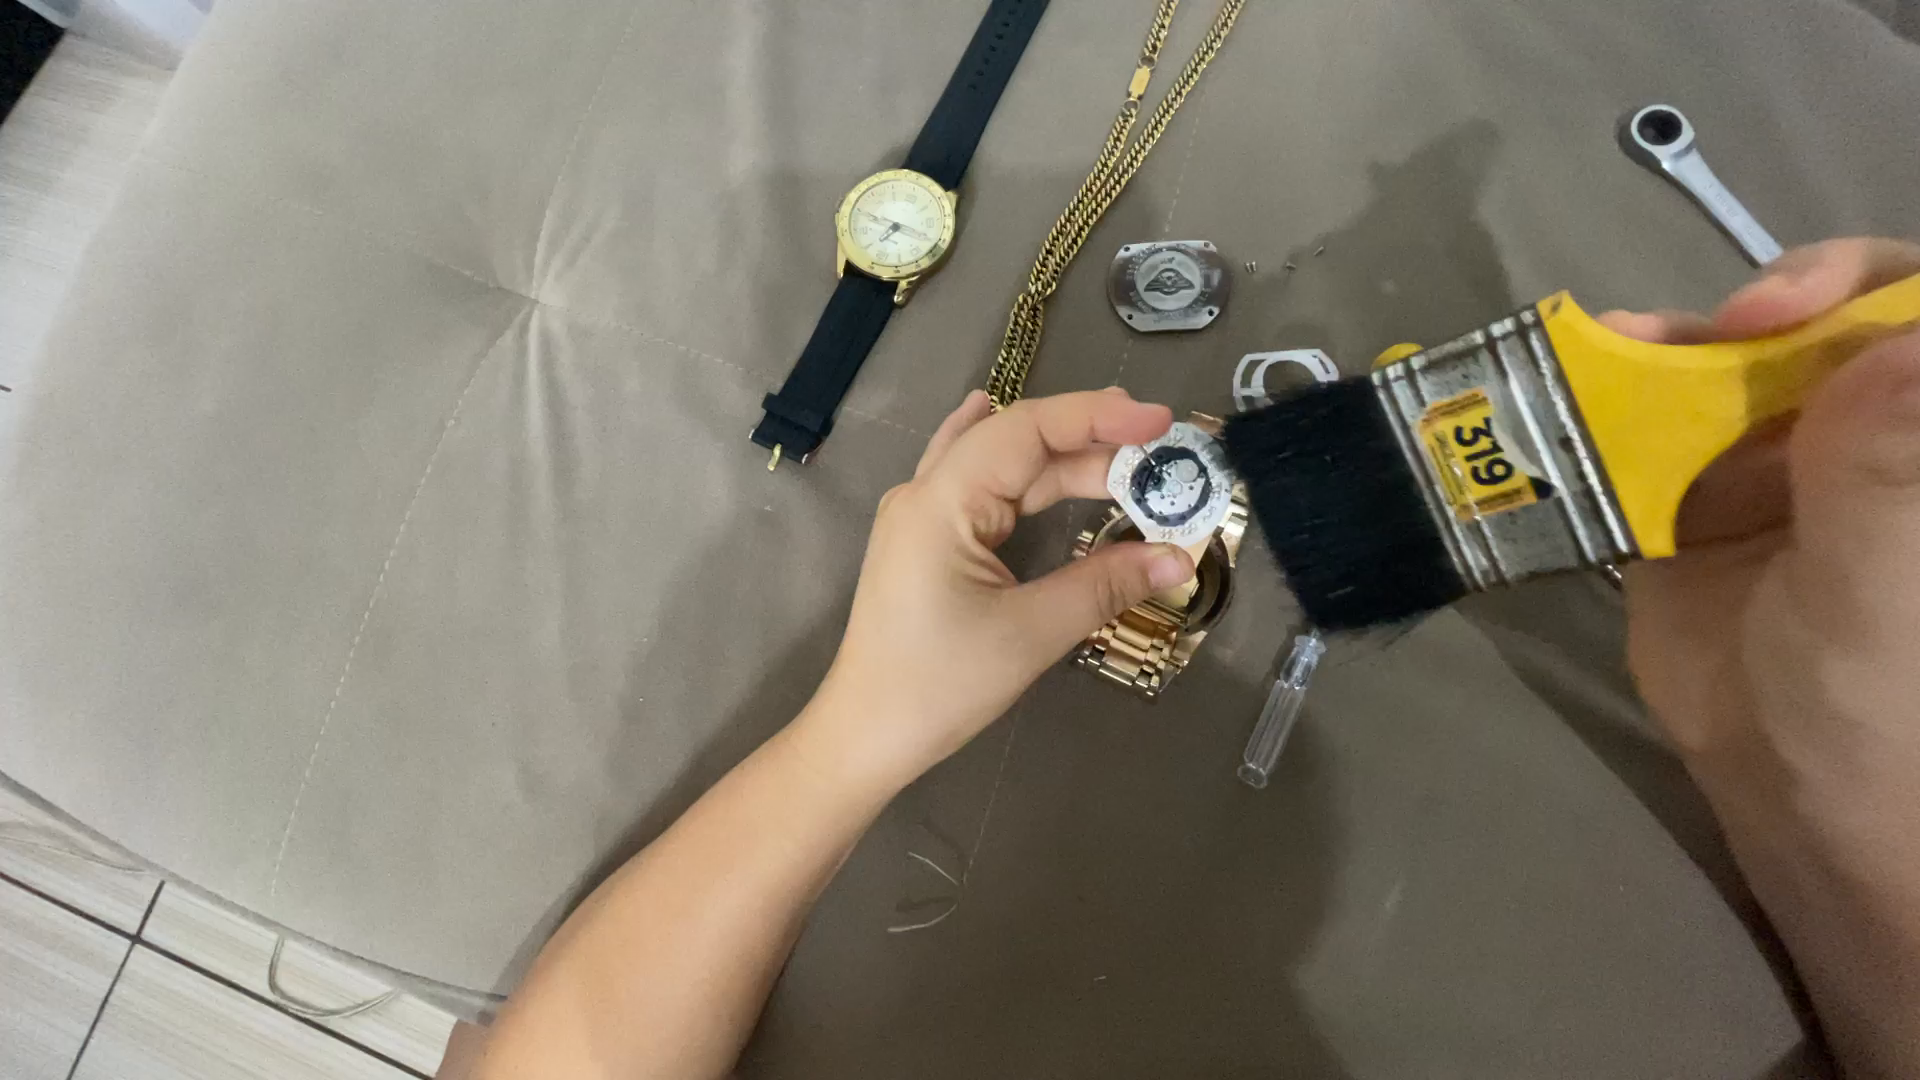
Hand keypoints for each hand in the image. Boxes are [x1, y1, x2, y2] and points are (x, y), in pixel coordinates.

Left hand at [793, 389, 1193, 790]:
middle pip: (1015, 444)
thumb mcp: (1029, 633)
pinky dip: (1011, 464)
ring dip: (1059, 457)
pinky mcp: (926, 541)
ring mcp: (920, 515)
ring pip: (998, 465)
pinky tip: (1007, 428)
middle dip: (1089, 443)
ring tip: (1122, 445)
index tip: (1159, 420)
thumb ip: (1104, 585)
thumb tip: (1178, 557)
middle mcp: (925, 493)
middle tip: (1158, 449)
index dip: (1095, 418)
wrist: (867, 734)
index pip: (1025, 430)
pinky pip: (974, 484)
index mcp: (941, 501)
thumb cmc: (939, 686)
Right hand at [1605, 238, 1919, 1076]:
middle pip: (1815, 333)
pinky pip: (1646, 442)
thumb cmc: (1881, 697)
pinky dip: (1604, 419)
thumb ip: (1878, 476)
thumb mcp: (1879, 591)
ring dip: (1661, 358)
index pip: (1917, 320)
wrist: (1788, 781)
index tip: (1781, 311)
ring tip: (1597, 354)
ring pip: (1719, 379)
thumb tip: (1887, 341)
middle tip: (1685, 332)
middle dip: (1754, 313)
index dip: (1864, 290)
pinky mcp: (1686, 504)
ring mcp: (1769, 469)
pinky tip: (1566, 409)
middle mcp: (1859, 437)